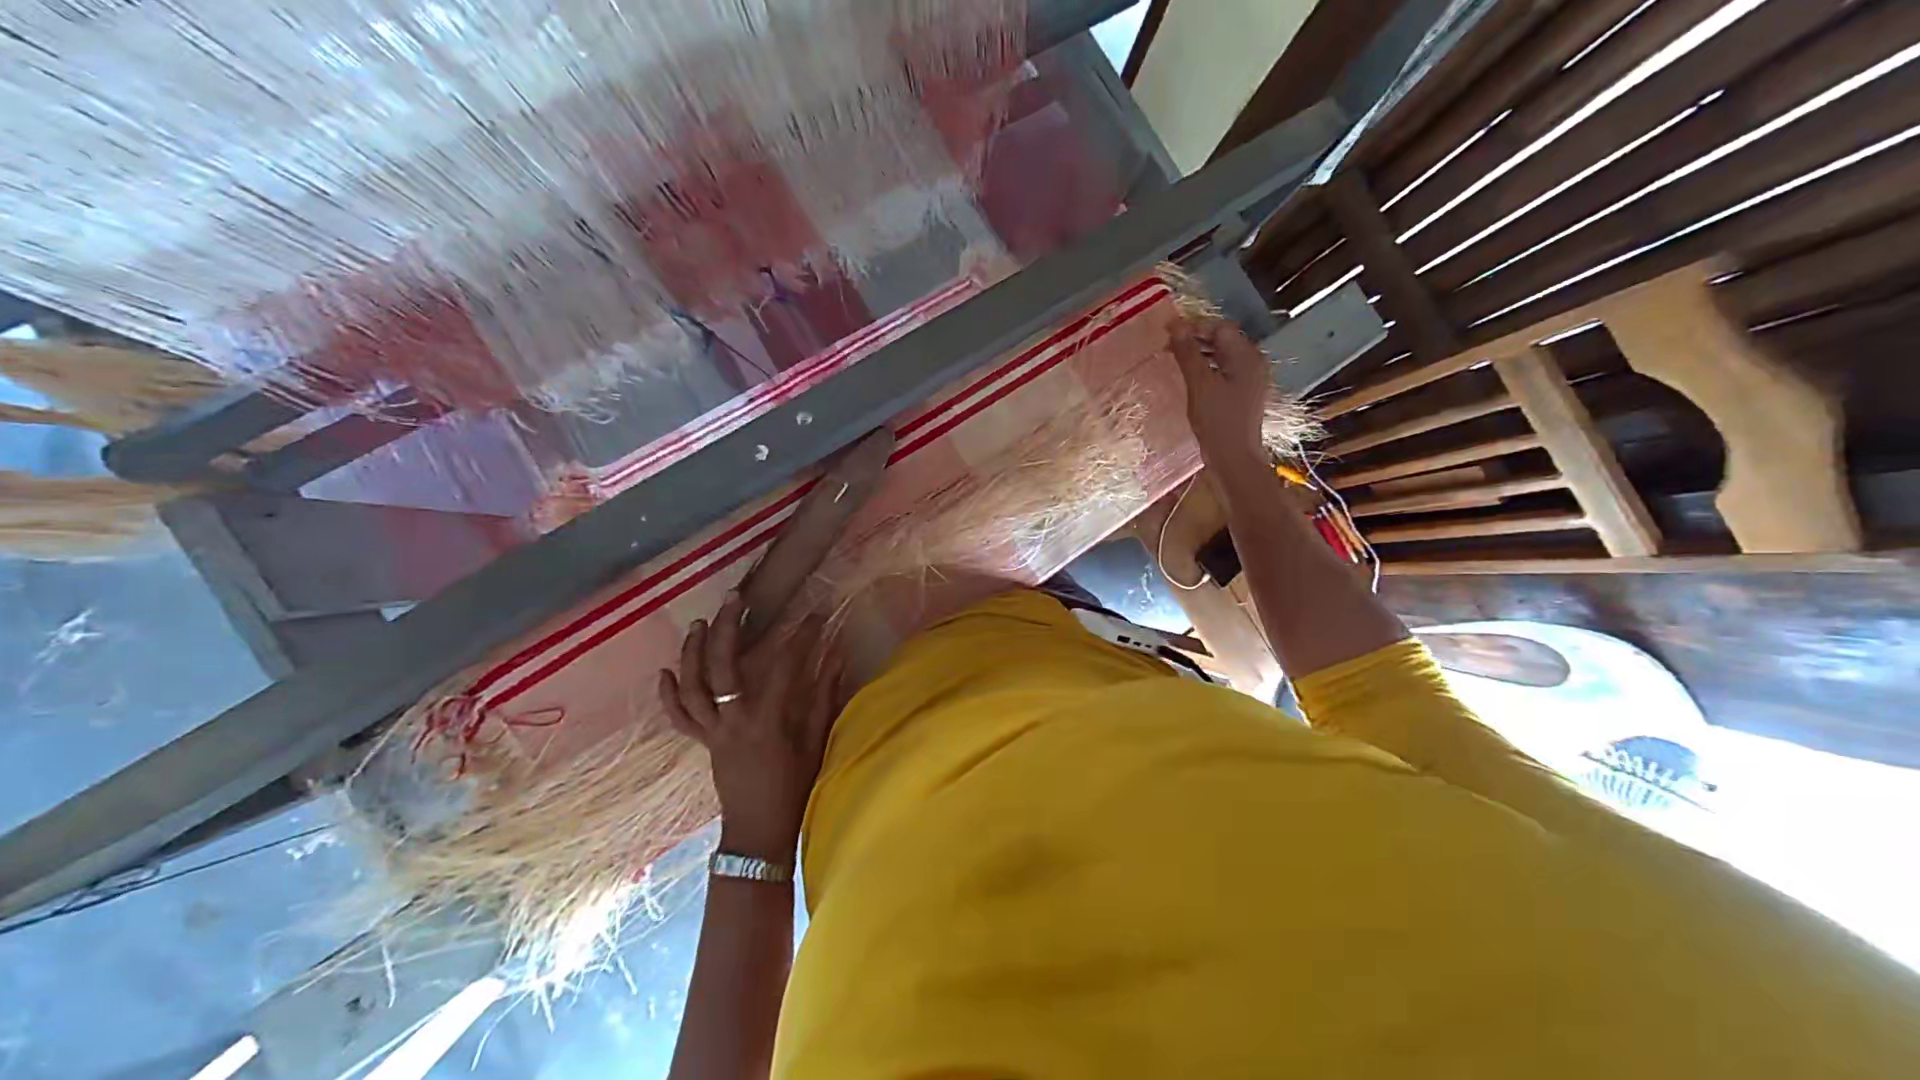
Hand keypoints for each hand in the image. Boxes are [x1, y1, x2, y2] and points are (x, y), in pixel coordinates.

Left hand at [659, 592, 844, 861]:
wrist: (758, 833)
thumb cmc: (794, 790)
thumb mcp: (816, 743)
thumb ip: (825, 698)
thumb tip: (837, 657)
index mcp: (768, 721)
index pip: (785, 666)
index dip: (801, 636)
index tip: (814, 614)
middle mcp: (734, 721)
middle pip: (722, 665)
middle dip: (727, 627)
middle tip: (735, 598)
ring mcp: (713, 732)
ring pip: (693, 685)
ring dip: (693, 651)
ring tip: (701, 622)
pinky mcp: (703, 743)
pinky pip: (679, 717)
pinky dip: (668, 694)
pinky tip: (664, 670)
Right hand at [1169, 316, 1272, 477]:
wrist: (1234, 459)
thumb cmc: (1218, 421)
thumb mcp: (1199, 384)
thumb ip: (1188, 353)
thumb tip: (1175, 326)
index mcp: (1247, 356)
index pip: (1220, 328)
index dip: (1194, 326)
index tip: (1167, 332)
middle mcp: (1253, 363)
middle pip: (1223, 340)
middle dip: (1196, 338)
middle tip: (1167, 345)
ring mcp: (1250, 379)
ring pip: (1222, 356)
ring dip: (1199, 353)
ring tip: (1174, 359)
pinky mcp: (1242, 394)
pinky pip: (1223, 371)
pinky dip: (1206, 368)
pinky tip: (1189, 377)